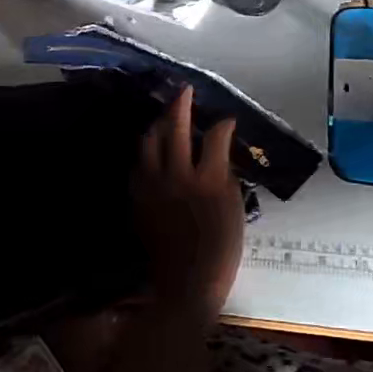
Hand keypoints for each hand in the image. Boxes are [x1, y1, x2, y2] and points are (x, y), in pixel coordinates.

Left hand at [134, 85, 243, 320]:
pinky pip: (140, 163)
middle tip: (186, 91)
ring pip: (150, 141)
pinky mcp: (138, 197)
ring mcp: (153, 185)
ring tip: (167, 115)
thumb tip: (219, 154)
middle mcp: (177, 176)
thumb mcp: (235, 208)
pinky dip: (148, 150)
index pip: (216, 137)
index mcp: (208, 180)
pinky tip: (154, 148)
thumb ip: (226, 175)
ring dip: (159, 123)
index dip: (223, 124)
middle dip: (181, 104)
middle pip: (175, 127)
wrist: (186, 280)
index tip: (227, 120)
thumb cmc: (221, 247)